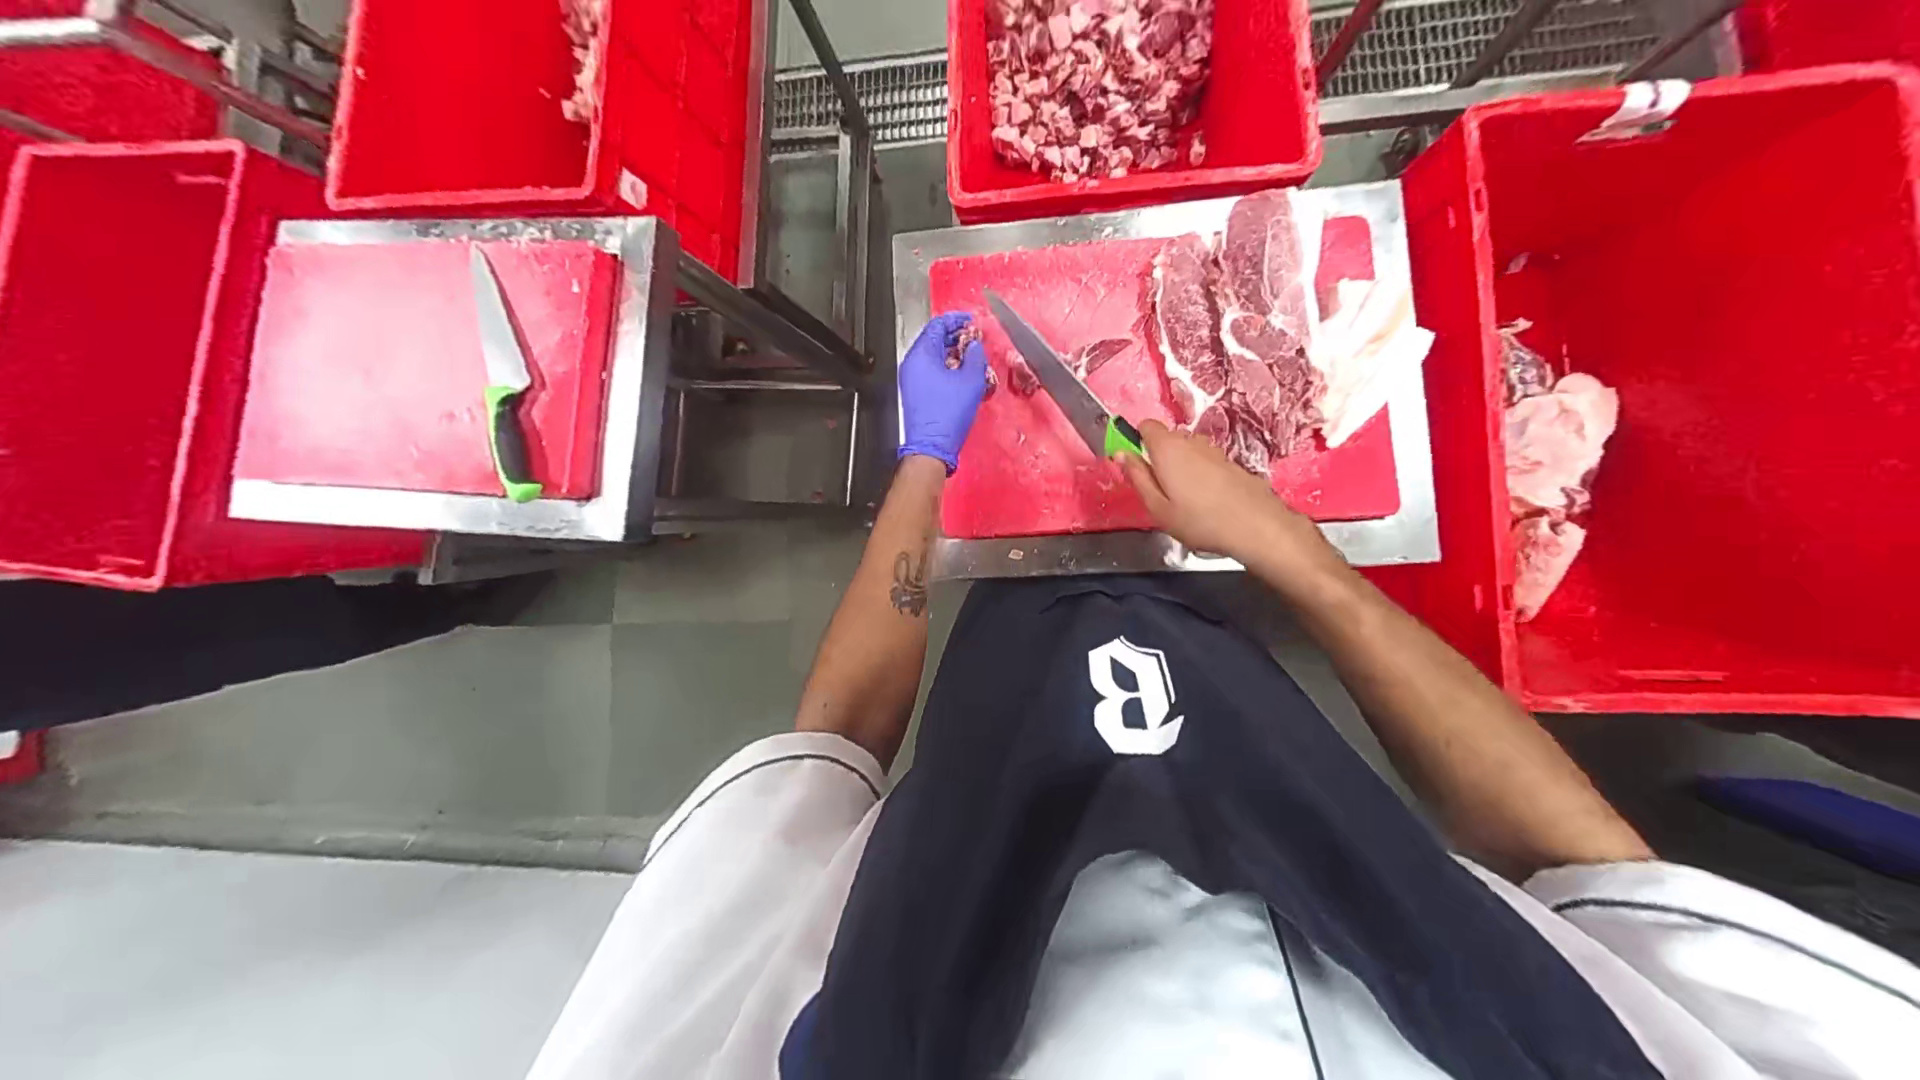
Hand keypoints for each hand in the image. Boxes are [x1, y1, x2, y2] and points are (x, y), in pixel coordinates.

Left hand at [898, 312, 987, 472]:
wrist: (931, 447)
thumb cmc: (947, 416)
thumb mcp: (971, 380)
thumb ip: (975, 355)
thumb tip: (975, 345)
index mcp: (922, 355)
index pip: (937, 325)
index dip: (956, 320)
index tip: (970, 320)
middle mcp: (912, 364)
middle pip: (933, 339)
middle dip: (955, 337)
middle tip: (973, 339)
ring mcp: (911, 379)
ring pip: (932, 356)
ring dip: (951, 353)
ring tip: (970, 358)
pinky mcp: (915, 393)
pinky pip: (930, 371)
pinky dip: (945, 367)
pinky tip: (960, 376)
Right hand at [1119, 421, 1341, 577]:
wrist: (1256, 526)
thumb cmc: (1199, 520)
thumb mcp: (1157, 507)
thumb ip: (1137, 477)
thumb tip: (1121, 454)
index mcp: (1167, 448)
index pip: (1146, 425)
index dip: (1137, 441)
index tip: (1136, 465)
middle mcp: (1191, 441)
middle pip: (1166, 439)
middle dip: (1158, 457)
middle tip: (1159, 491)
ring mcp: (1213, 450)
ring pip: (1186, 450)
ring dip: (1179, 466)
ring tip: (1183, 500)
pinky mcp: (1230, 462)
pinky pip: (1203, 461)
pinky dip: (1198, 474)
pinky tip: (1205, 501)